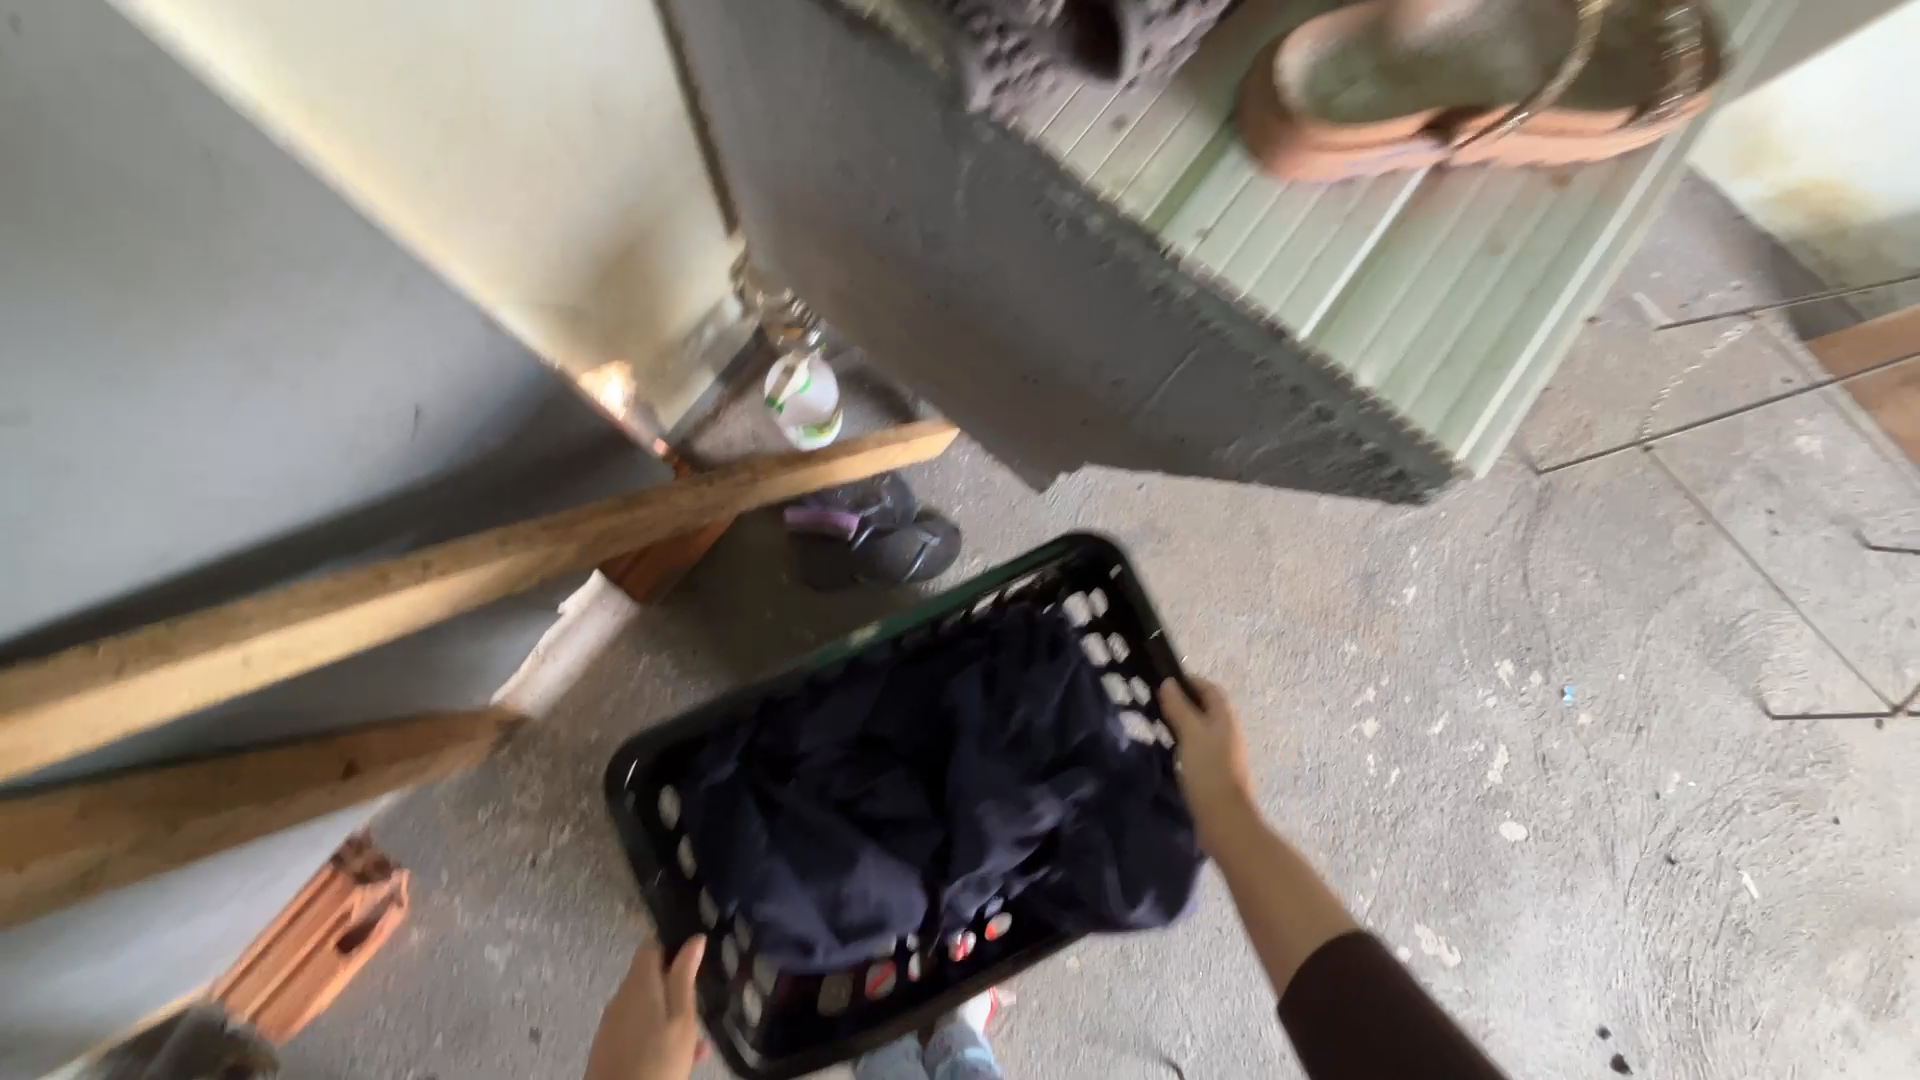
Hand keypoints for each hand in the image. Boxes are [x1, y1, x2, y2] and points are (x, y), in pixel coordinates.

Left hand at [584, 938, 707, 1079]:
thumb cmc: (657, 1062)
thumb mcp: (682, 1019)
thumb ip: (685, 977)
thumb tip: (693, 939)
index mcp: (639, 983)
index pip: (652, 943)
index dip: (673, 942)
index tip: (695, 951)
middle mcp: (620, 997)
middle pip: (650, 976)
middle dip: (675, 984)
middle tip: (701, 1002)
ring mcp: (611, 1024)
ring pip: (646, 1005)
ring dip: (669, 1013)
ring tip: (696, 1039)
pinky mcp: (607, 1048)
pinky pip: (636, 1028)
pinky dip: (656, 1033)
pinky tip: (677, 1055)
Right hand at [1158, 676, 1256, 848]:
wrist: (1223, 819)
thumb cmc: (1208, 770)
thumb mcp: (1190, 733)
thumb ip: (1179, 707)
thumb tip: (1168, 682)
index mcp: (1225, 719)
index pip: (1210, 689)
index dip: (1190, 681)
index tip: (1164, 681)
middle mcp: (1228, 733)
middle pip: (1207, 708)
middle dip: (1184, 701)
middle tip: (1156, 702)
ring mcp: (1223, 754)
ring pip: (1202, 729)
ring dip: (1183, 722)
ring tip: (1158, 723)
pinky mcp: (1215, 772)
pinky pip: (1198, 747)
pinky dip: (1184, 742)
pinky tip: (1169, 750)